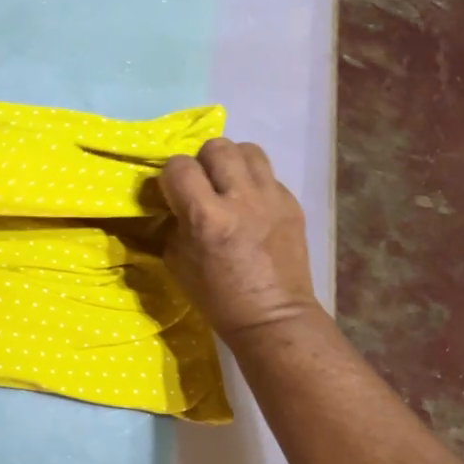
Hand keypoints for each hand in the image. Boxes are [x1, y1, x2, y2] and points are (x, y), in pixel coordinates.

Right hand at [158, 138, 322, 340]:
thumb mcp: (177, 260)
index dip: (171, 175)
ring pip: (248, 150)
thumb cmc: (216, 296)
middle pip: (217, 147)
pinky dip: (254, 183)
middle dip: (202, 161)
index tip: (172, 191)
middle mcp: (240, 200)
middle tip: (202, 184)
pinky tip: (251, 205)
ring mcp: (271, 199)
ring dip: (231, 162)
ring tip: (227, 184)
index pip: (179, 166)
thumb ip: (173, 222)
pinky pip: (268, 175)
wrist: (273, 316)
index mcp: (206, 217)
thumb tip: (172, 201)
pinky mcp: (292, 204)